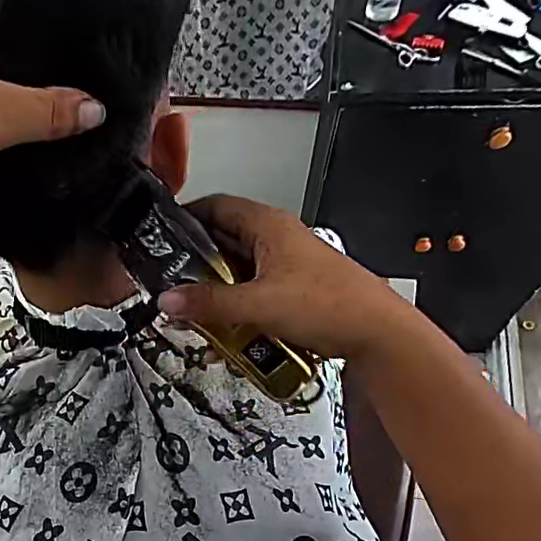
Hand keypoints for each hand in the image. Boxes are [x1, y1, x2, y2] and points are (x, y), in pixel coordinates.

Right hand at [158, 195, 421, 361]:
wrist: (377, 334)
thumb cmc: (329, 305)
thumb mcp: (258, 304)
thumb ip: (210, 304)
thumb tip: (169, 300)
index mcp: (269, 226)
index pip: (217, 206)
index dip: (187, 218)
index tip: (163, 239)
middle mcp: (279, 239)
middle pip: (225, 242)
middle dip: (199, 266)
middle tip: (176, 286)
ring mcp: (290, 265)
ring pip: (241, 271)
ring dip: (219, 293)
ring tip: (200, 314)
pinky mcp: (297, 291)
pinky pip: (258, 293)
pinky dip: (241, 308)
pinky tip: (232, 331)